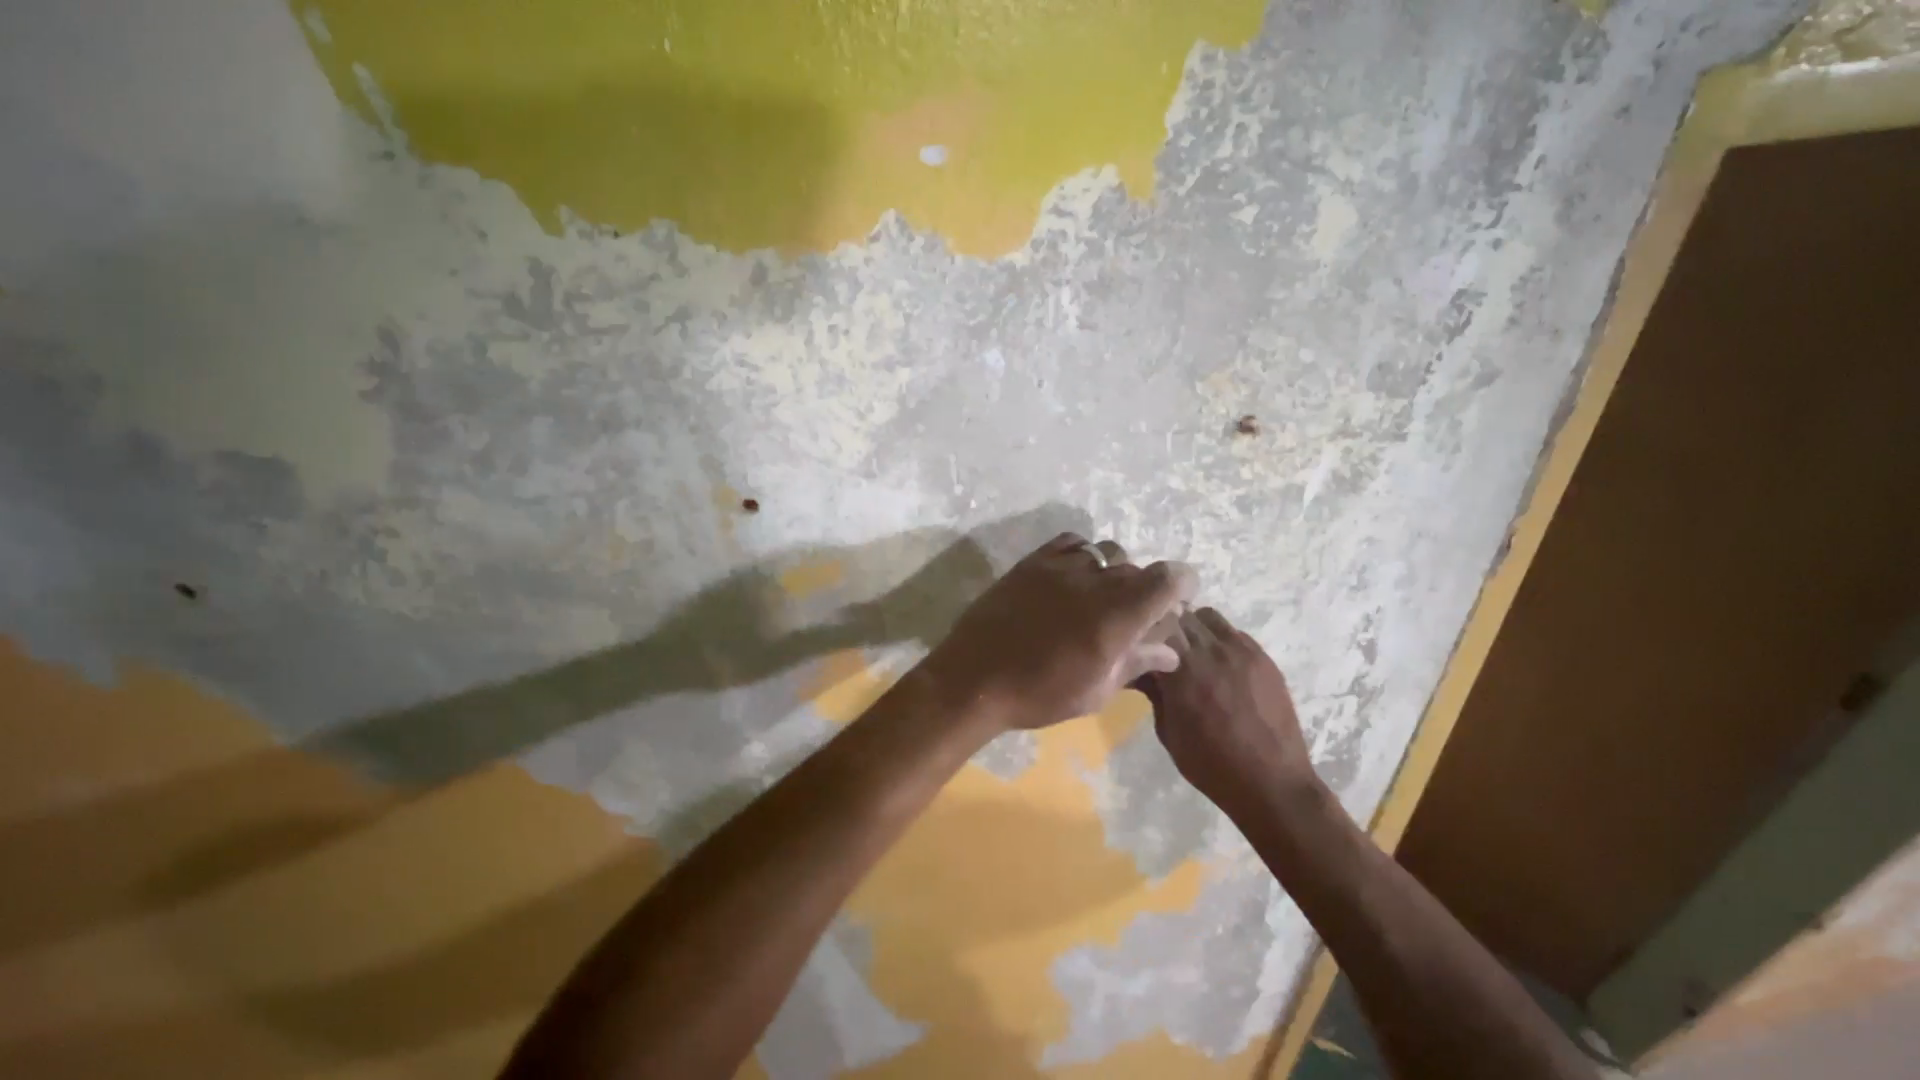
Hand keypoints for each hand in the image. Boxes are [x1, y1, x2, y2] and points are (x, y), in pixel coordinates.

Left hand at [923, 533, 1197, 729]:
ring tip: (1101, 596)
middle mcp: (1096, 583)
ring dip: (1114, 572)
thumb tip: (1170, 651)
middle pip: (1138, 570)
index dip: (1181, 584)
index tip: (1179, 598)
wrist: (975, 678)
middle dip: (1145, 589)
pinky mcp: (1034, 561)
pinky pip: (1072, 542)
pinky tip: (1076, 577)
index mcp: (1118, 617)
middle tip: (1134, 615)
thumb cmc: (1040, 695)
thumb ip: (1136, 663)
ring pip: (1106, 553)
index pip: (1168, 579)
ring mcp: (1062, 567)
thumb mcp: (1095, 691)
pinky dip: (1084, 555)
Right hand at [1136, 607, 1320, 815]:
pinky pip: (1234, 634)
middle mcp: (1212, 651)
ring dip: (1194, 629)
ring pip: (1209, 618)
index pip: (1153, 626)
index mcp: (1183, 671)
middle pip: (1180, 615)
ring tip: (1191, 653)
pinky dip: (1219, 640)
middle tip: (1159, 647)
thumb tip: (1137, 668)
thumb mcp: (1169, 733)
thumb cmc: (1212, 765)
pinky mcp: (1264, 658)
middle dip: (1166, 626)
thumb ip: (1155, 693)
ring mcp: (1242, 651)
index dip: (1142, 632)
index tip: (1134, 645)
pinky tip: (1218, 665)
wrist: (1271, 782)